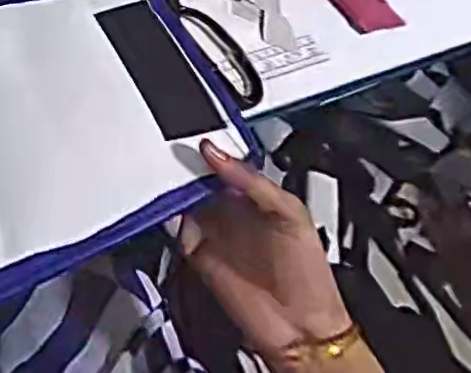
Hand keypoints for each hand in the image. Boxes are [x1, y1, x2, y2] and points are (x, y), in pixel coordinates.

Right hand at [182, 141, 361, 367]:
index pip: (220, 159)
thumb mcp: (291, 213)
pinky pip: (171, 225)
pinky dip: (163, 214)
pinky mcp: (194, 249)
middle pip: (194, 175)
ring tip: (167, 179)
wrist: (301, 330)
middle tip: (175, 157)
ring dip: (169, 186)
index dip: (206, 148)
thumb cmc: (308, 273)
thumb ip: (253, 181)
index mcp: (249, 191)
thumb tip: (216, 153)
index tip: (194, 140)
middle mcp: (226, 205)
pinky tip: (166, 206)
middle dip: (182, 164)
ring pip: (178, 196)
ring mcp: (209, 226)